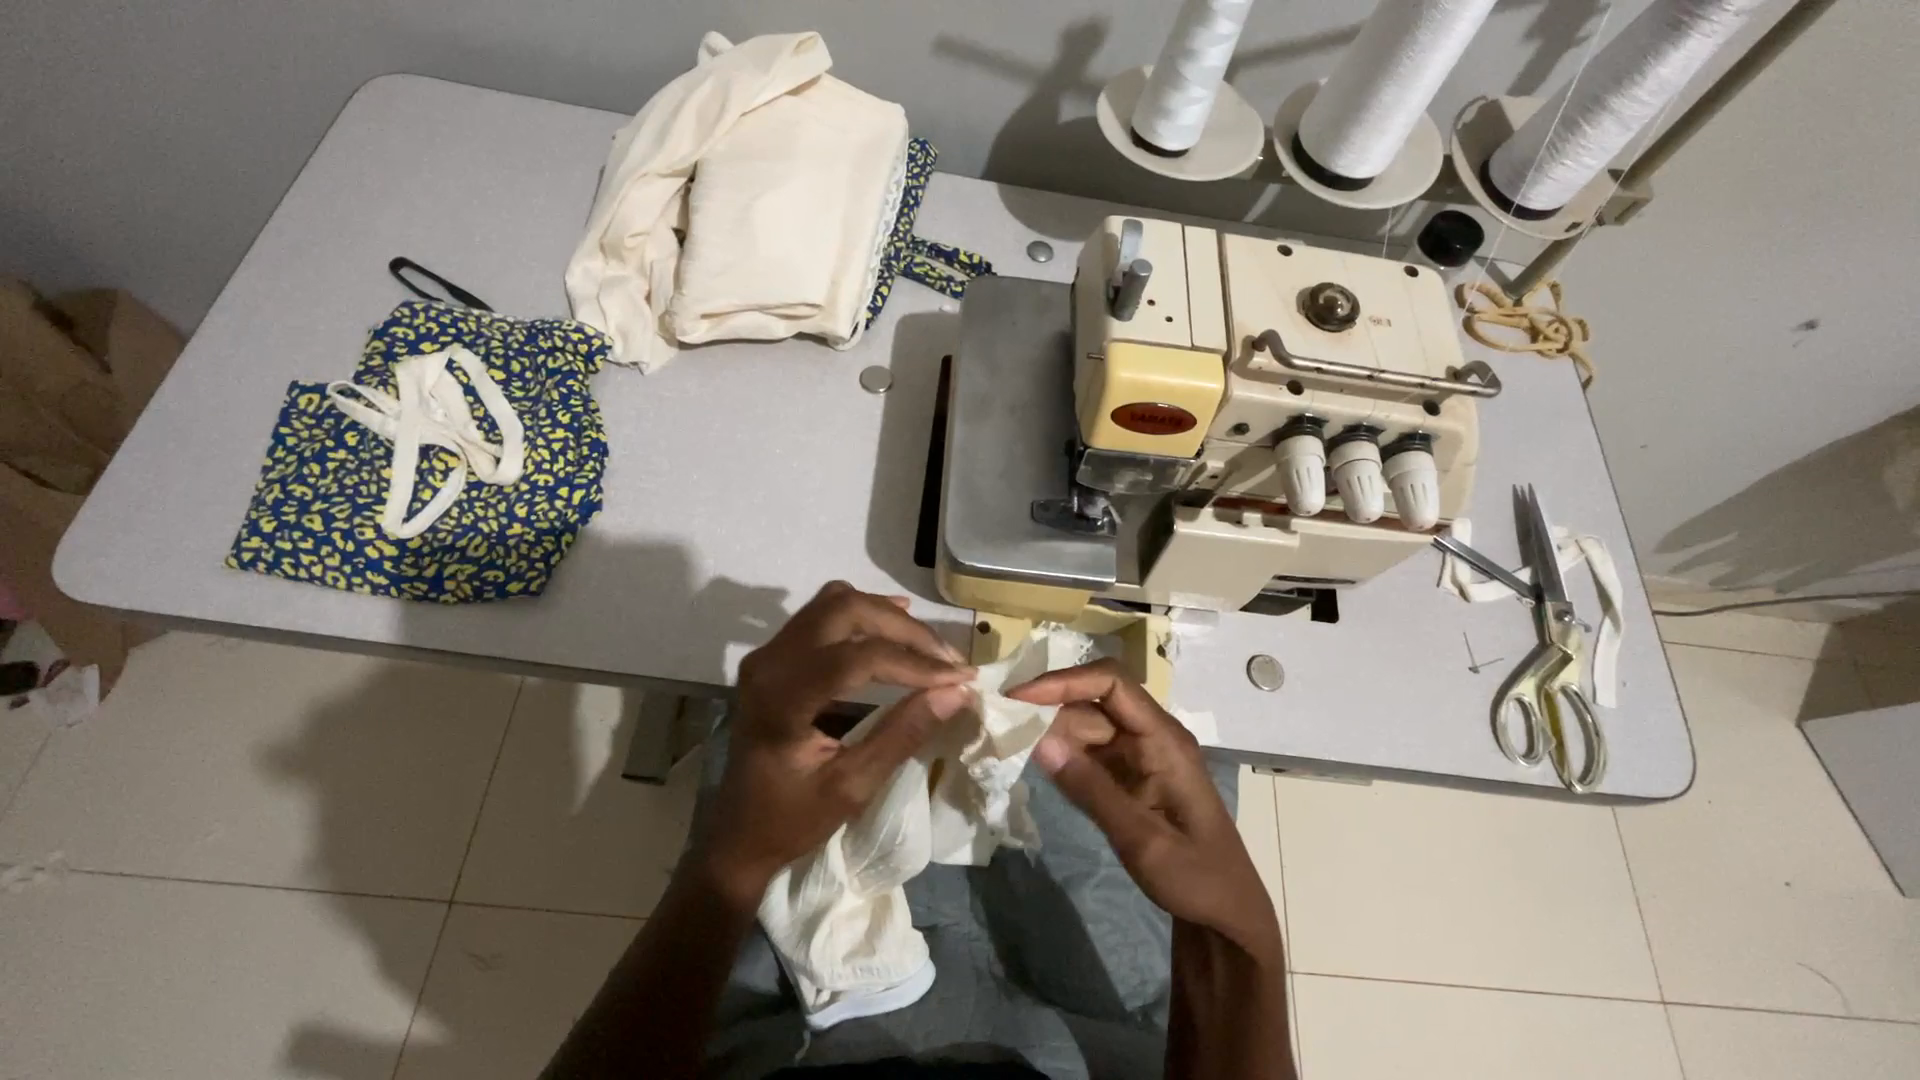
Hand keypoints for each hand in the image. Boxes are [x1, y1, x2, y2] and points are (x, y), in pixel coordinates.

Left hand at [701, 581, 973, 906]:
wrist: (737, 834)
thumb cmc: (791, 818)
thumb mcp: (852, 787)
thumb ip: (902, 734)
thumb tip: (956, 693)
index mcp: (782, 700)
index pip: (857, 658)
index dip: (914, 664)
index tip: (960, 678)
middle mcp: (769, 663)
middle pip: (846, 612)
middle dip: (905, 630)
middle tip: (947, 659)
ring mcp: (768, 654)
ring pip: (835, 604)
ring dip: (886, 618)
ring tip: (928, 647)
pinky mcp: (774, 655)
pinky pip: (823, 614)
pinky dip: (863, 616)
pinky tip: (893, 629)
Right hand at [1009, 660, 1281, 956]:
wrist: (1226, 914)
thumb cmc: (1195, 876)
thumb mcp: (1141, 839)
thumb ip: (1091, 789)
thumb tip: (1040, 742)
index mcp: (1165, 739)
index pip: (1112, 684)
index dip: (1064, 681)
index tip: (1020, 697)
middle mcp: (1153, 736)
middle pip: (1094, 702)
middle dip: (1050, 706)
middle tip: (1005, 725)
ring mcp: (1142, 755)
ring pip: (1088, 725)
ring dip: (1054, 731)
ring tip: (1012, 744)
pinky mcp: (1132, 775)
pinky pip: (1092, 751)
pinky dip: (1065, 755)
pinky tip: (1040, 764)